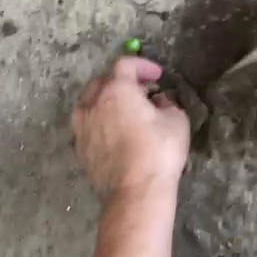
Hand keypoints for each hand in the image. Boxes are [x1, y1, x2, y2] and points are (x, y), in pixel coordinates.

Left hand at [72, 56, 189, 200]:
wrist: (135, 191)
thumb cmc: (159, 152)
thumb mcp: (177, 121)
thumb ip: (168, 104)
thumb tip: (159, 102)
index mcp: (116, 90)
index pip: (125, 65)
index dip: (142, 66)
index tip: (157, 75)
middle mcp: (92, 103)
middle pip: (102, 81)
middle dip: (123, 82)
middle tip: (142, 92)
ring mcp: (82, 127)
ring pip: (90, 103)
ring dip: (107, 101)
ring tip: (125, 112)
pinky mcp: (80, 148)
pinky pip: (88, 125)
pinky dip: (100, 122)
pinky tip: (115, 133)